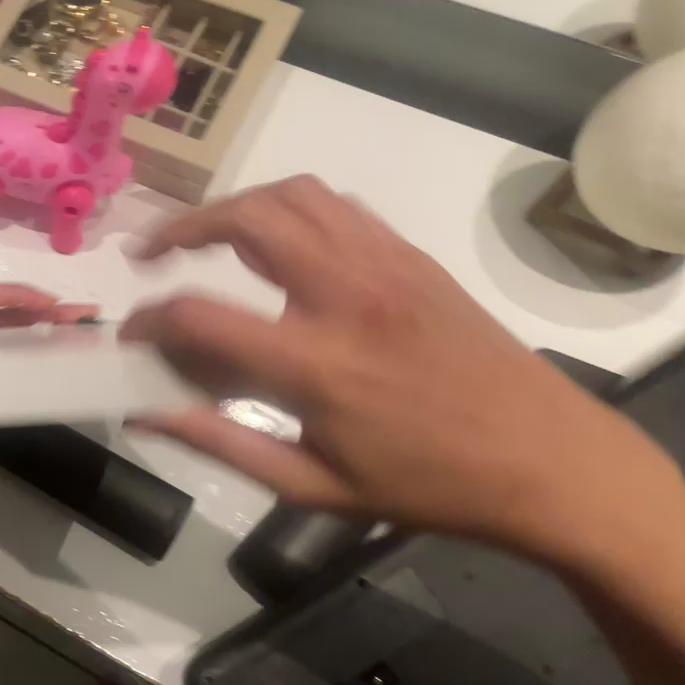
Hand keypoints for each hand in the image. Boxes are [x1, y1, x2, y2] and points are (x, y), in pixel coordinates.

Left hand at [0, 283, 99, 496]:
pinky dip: (38, 354)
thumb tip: (19, 351)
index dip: (17, 296)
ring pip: (13, 335)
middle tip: (84, 315)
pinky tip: (65, 354)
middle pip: (4, 316)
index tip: (52, 304)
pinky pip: (12, 357)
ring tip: (83, 331)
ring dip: (46, 332)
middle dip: (44, 313)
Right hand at [121, 176, 684, 560]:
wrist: (554, 464)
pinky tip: (277, 242)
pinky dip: (290, 209)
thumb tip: (146, 416)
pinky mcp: (415, 260)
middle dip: (181, 227)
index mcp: (316, 364)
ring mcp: (387, 267)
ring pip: (295, 196)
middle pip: (247, 219)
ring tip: (204, 236)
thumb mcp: (311, 486)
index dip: (149, 319)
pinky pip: (340, 207)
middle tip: (150, 254)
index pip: (201, 315)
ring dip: (236, 206)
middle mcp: (347, 296)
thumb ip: (220, 444)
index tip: (130, 334)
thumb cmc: (426, 488)